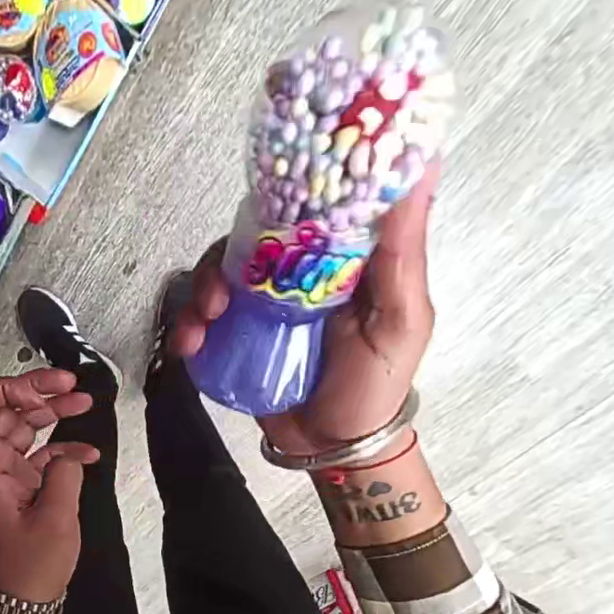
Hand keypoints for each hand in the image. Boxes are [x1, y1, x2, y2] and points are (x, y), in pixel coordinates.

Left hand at [0, 369, 99, 602]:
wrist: (26, 596)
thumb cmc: (31, 565)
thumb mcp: (54, 518)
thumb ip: (64, 475)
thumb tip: (71, 454)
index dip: (10, 389)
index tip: (43, 395)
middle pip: (6, 408)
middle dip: (37, 391)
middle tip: (69, 384)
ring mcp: (9, 473)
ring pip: (26, 426)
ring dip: (54, 412)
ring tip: (83, 402)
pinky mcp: (27, 485)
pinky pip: (43, 452)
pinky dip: (66, 446)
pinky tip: (88, 452)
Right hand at [169, 165, 439, 455]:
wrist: (333, 449)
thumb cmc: (375, 388)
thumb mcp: (402, 321)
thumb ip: (404, 252)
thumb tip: (423, 164)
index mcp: (345, 260)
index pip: (313, 205)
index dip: (285, 192)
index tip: (262, 194)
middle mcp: (304, 274)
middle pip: (255, 236)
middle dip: (226, 257)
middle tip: (219, 292)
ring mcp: (268, 305)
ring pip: (223, 272)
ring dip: (203, 290)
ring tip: (203, 322)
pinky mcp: (242, 334)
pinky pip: (207, 314)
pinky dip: (191, 324)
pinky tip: (190, 344)